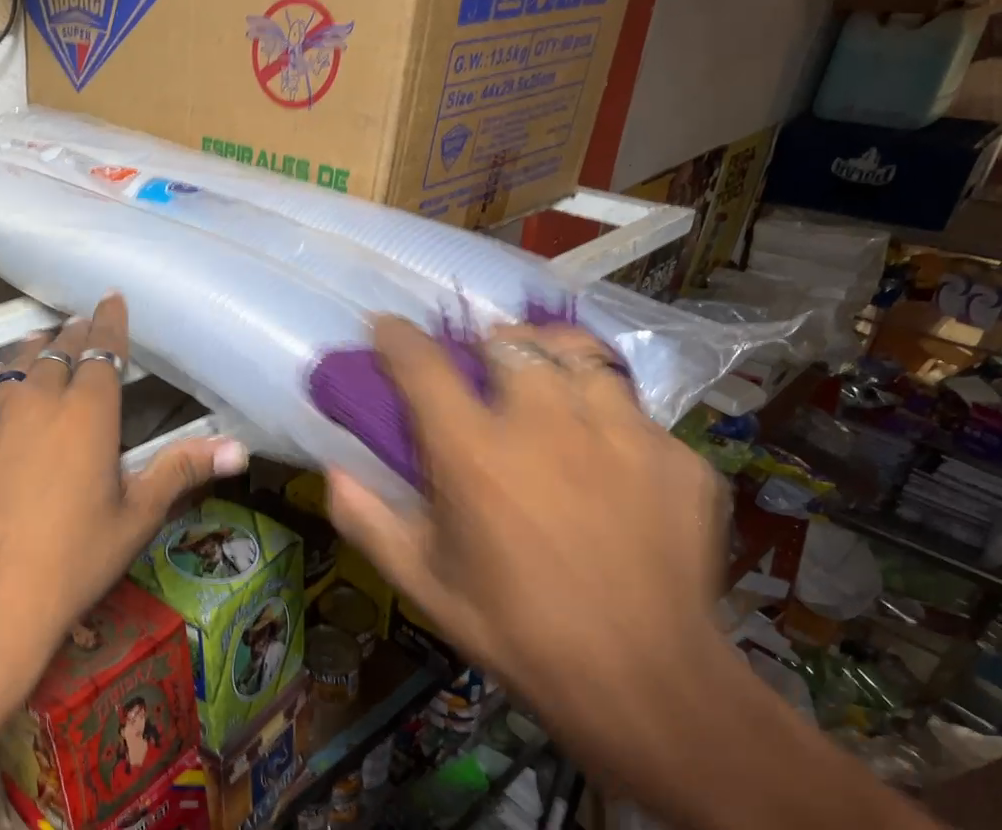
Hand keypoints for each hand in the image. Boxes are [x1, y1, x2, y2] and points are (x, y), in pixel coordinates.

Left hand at [0, 293, 248, 710]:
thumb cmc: (74, 560)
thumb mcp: (136, 517)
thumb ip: (181, 470)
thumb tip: (239, 448)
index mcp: (87, 410)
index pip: (102, 348)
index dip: (110, 322)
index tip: (112, 298)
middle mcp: (38, 398)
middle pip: (58, 348)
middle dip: (75, 332)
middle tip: (83, 322)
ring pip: (17, 362)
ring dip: (36, 347)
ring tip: (45, 339)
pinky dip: (1, 375)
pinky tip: (1, 381)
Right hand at [325, 317, 727, 731]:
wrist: (644, 682)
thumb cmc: (514, 629)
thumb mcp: (420, 582)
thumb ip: (366, 519)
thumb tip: (333, 472)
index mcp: (473, 451)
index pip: (422, 362)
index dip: (396, 336)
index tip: (386, 329)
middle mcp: (546, 425)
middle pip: (510, 340)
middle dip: (485, 343)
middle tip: (478, 367)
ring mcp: (621, 436)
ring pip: (582, 355)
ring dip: (551, 359)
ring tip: (543, 381)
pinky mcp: (678, 459)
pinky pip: (635, 410)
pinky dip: (608, 415)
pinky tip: (605, 453)